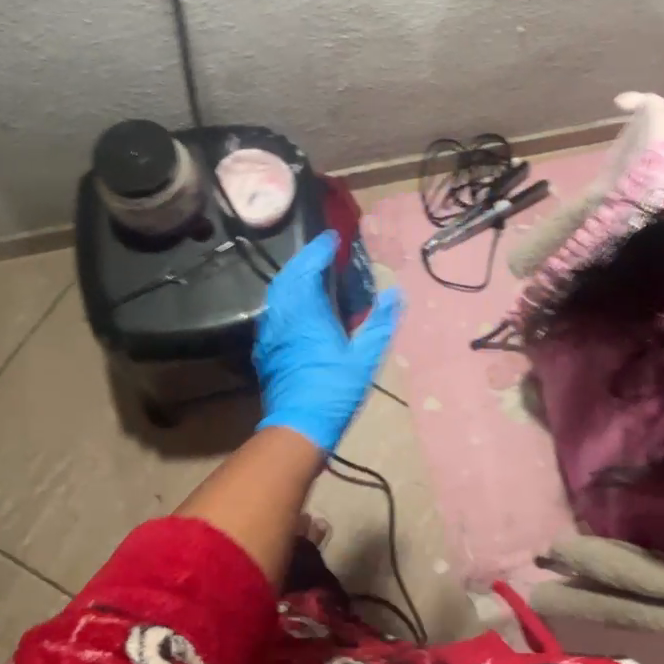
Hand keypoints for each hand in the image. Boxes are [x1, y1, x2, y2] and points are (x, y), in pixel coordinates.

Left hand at [254, 231, 402, 451]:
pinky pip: (275, 310)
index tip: (332, 237)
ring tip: (313, 272)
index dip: (319, 249)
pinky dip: (287, 296)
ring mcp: (271, 332)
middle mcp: (284, 316)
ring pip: (278, 293)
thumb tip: (396, 294)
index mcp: (306, 314)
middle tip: (323, 251)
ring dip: (294, 276)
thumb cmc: (333, 390)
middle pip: (288, 276)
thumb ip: (380, 324)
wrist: (298, 426)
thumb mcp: (365, 359)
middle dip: (304, 259)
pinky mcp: (267, 347)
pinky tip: (300, 304)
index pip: (308, 268)